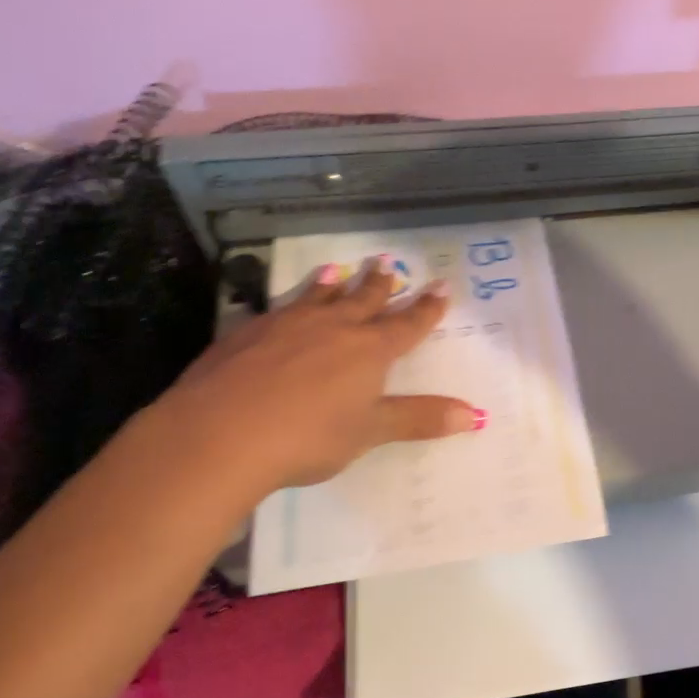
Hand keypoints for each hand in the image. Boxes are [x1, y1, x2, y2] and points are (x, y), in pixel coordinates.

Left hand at [146, 257, 479, 504]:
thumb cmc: (309, 436)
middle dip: (379, 284)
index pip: (407, 324)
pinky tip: (276, 310)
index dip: (427, 309)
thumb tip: (476, 415)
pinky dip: (285, 306)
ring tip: (336, 270)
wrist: (221, 433)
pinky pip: (274, 312)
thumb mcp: (370, 432)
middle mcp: (331, 328)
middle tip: (387, 262)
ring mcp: (286, 326)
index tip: (441, 287)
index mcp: (368, 350)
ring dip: (330, 285)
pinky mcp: (246, 334)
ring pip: (316, 297)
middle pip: (362, 300)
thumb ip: (419, 419)